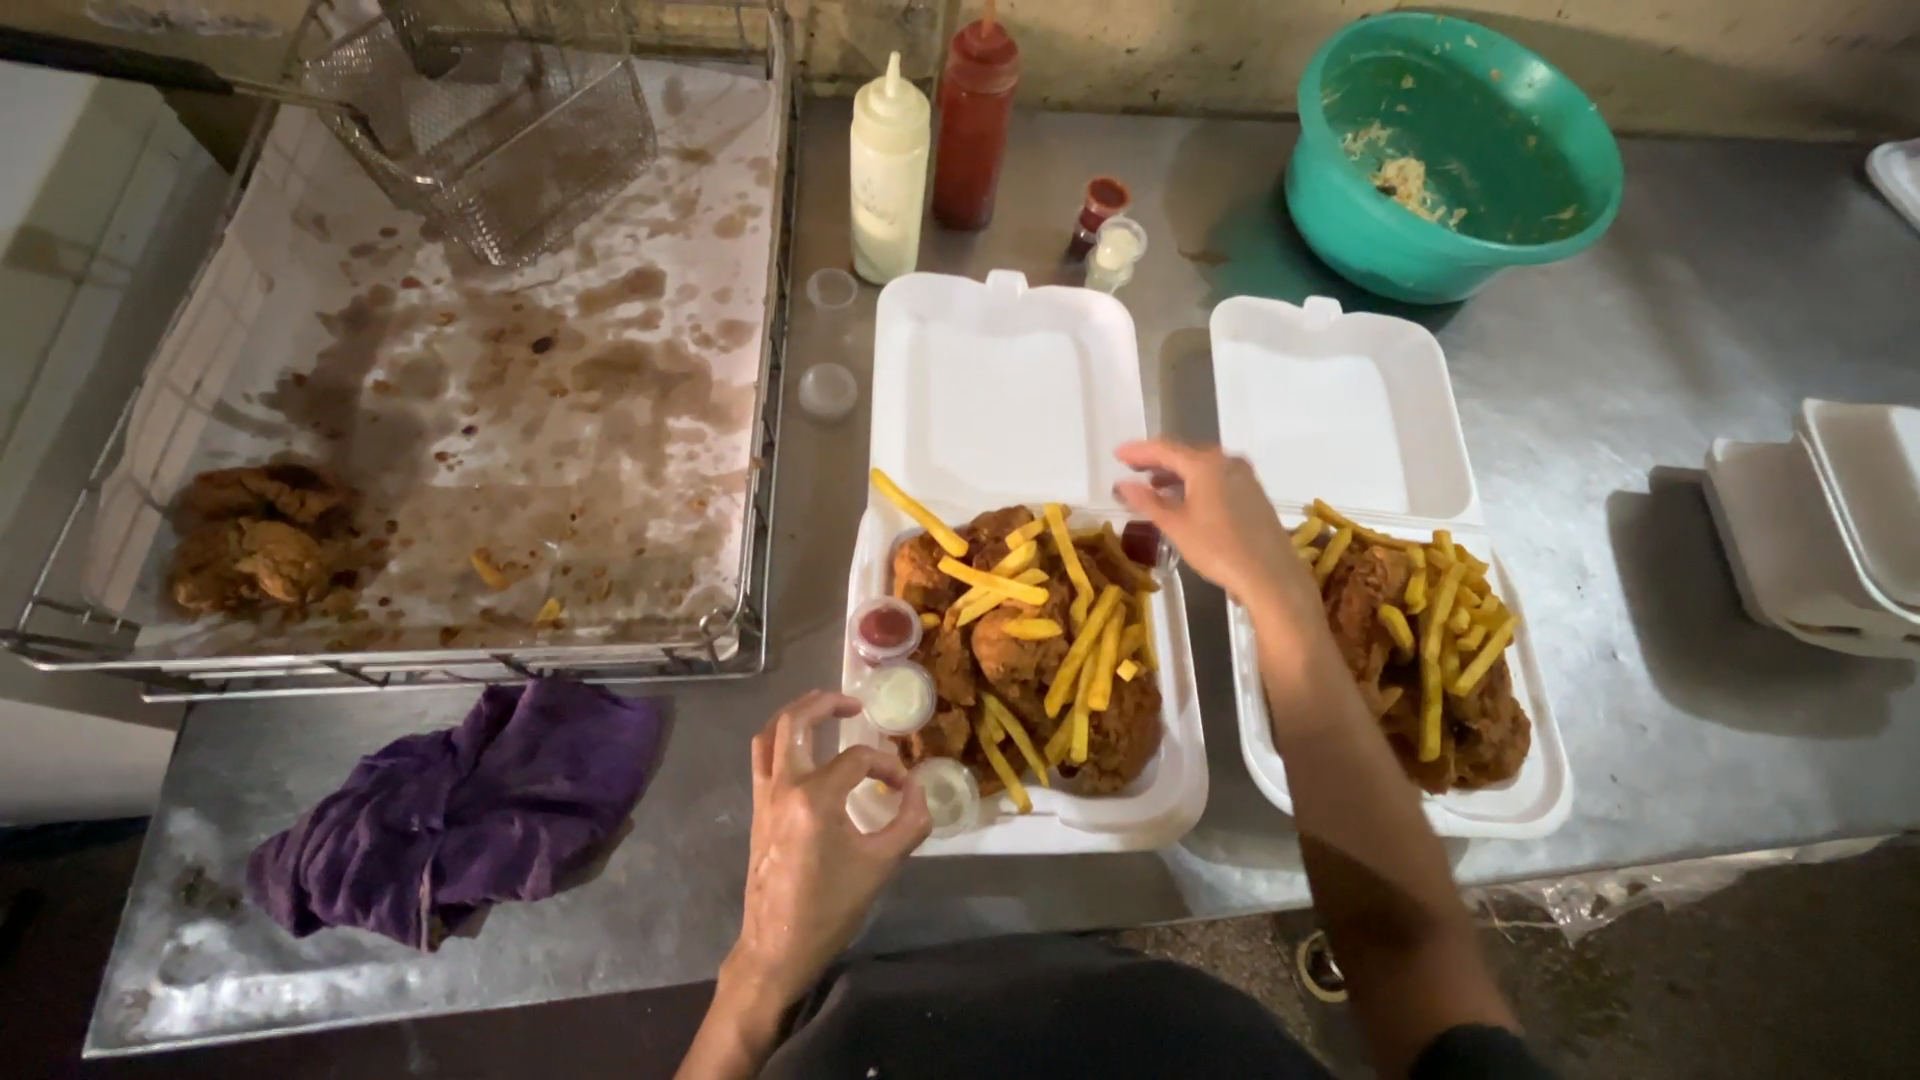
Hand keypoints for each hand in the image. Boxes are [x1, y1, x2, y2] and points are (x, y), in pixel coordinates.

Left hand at [725, 690, 930, 1008]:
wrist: (778, 946)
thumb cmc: (830, 907)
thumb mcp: (882, 865)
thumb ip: (910, 823)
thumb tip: (918, 792)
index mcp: (815, 797)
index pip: (858, 759)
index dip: (887, 767)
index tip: (905, 790)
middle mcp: (784, 786)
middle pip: (797, 721)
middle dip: (826, 703)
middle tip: (854, 704)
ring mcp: (764, 795)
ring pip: (771, 733)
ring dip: (798, 714)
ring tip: (824, 710)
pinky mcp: (757, 808)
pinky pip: (762, 757)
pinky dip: (782, 739)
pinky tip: (805, 749)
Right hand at [1113, 439, 1314, 612]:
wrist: (1270, 575)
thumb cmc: (1218, 549)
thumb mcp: (1176, 526)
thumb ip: (1148, 501)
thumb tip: (1122, 485)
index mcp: (1206, 464)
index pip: (1164, 449)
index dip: (1138, 451)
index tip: (1117, 454)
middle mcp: (1227, 461)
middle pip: (1185, 454)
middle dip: (1156, 460)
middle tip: (1131, 467)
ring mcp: (1244, 475)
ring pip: (1202, 466)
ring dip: (1176, 473)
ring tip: (1153, 485)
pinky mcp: (1253, 492)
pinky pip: (1217, 477)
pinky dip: (1195, 482)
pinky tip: (1184, 498)